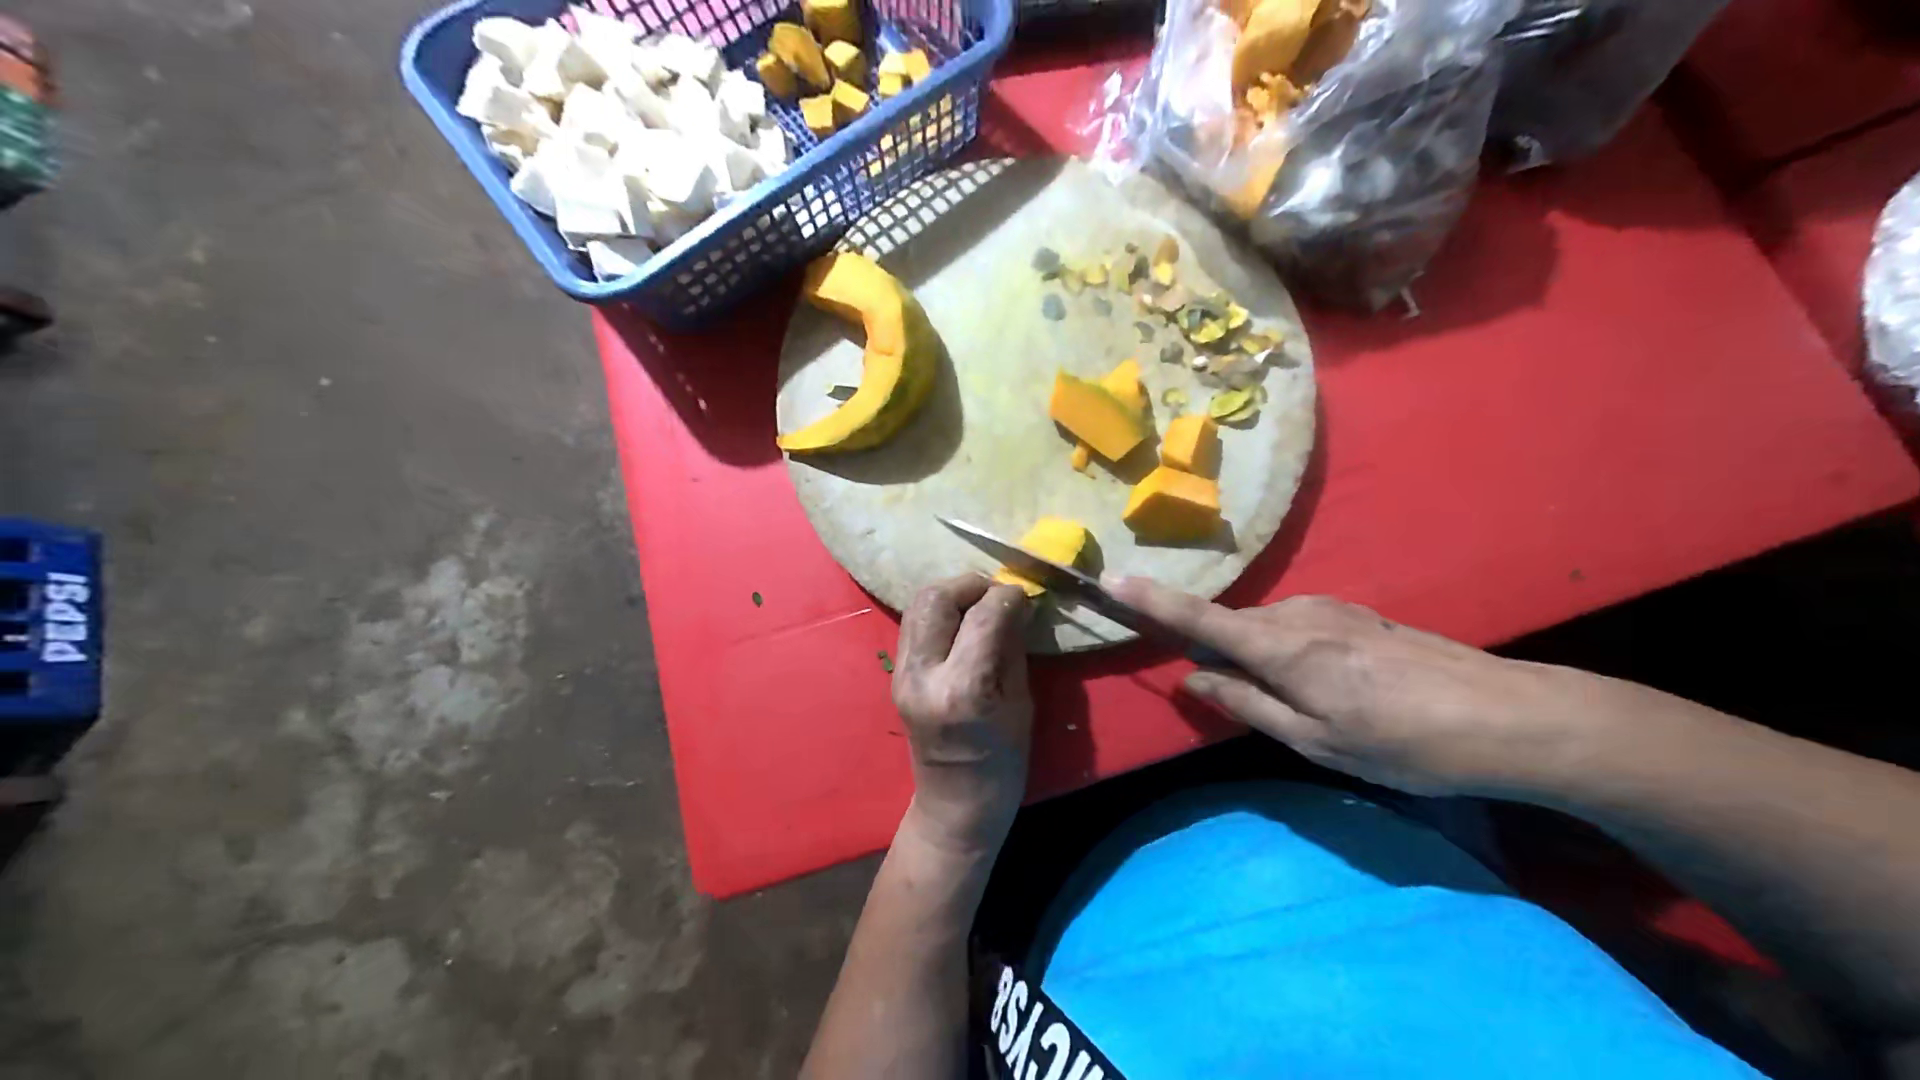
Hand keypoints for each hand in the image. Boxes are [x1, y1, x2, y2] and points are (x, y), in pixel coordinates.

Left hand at [891, 575, 1034, 853]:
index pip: (983, 616)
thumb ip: (1012, 647)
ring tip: (980, 605)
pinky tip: (962, 623)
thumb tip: (1015, 604)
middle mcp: (923, 674)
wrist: (955, 805)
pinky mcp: (895, 674)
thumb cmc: (1003, 763)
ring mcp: (902, 673)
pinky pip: (914, 624)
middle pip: (936, 597)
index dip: (1008, 595)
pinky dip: (939, 612)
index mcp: (963, 689)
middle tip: (997, 596)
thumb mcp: (1022, 703)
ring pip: (918, 604)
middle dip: (971, 584)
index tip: (1025, 595)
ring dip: (952, 593)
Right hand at [1108, 577, 1603, 797]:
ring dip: (1257, 656)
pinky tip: (1329, 687)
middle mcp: (1298, 615)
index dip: (1151, 600)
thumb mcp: (1316, 741)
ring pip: (1266, 629)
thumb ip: (1247, 705)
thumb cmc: (1406, 743)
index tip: (1110, 578)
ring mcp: (1332, 608)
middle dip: (1216, 651)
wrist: (1513, 718)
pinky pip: (1297, 627)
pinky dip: (1286, 650)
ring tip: (1298, 706)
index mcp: (1281, 648)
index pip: (1198, 618)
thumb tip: (1193, 679)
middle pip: (1232, 626)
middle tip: (1231, 699)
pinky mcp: (1357, 614)